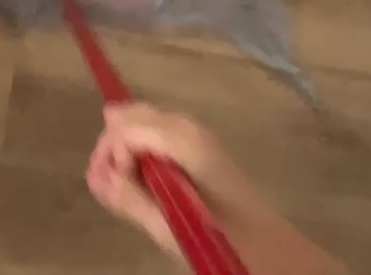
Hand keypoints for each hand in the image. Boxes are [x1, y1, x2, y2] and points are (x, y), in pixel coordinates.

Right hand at [85, 103, 264, 256]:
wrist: (274, 252)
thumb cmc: (226, 242)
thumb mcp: (173, 229)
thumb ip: (132, 199)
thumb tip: (96, 174)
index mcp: (184, 139)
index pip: (127, 126)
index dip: (112, 155)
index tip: (112, 189)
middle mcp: (187, 125)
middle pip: (131, 118)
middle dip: (113, 149)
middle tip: (108, 190)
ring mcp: (193, 133)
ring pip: (141, 126)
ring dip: (125, 153)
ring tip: (119, 191)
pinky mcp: (196, 146)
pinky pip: (156, 137)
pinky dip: (142, 156)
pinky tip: (140, 185)